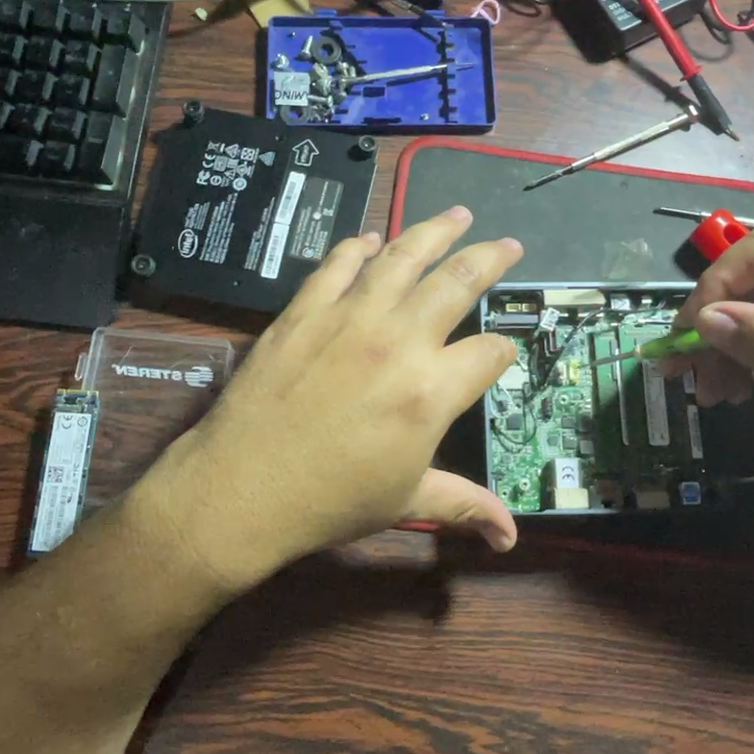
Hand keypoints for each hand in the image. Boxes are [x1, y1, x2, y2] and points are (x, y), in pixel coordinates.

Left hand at [126, 208, 523, 593]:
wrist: (242, 487)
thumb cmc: (330, 501)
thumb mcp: (407, 502)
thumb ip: (465, 505)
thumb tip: (511, 538)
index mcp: (431, 391)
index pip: (488, 353)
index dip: (504, 351)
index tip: (503, 351)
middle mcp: (399, 340)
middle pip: (458, 282)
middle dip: (490, 259)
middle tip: (508, 242)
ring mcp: (349, 317)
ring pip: (402, 257)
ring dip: (435, 231)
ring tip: (457, 215)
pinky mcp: (305, 310)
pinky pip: (338, 265)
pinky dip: (360, 247)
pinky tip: (373, 238)